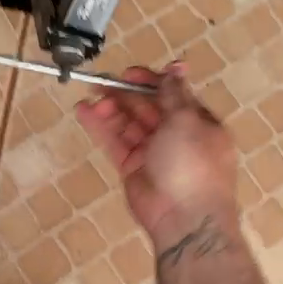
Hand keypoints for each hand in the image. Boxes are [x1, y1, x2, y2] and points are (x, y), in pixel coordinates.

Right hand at [75, 62, 238, 249]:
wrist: (184, 218)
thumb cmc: (193, 164)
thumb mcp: (187, 121)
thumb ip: (174, 93)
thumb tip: (178, 65)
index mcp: (198, 123)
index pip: (172, 95)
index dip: (151, 82)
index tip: (130, 74)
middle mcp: (176, 136)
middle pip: (147, 108)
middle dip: (126, 95)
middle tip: (102, 83)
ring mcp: (152, 153)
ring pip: (128, 124)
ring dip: (110, 108)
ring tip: (91, 98)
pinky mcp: (131, 168)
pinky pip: (115, 142)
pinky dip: (100, 127)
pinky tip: (84, 112)